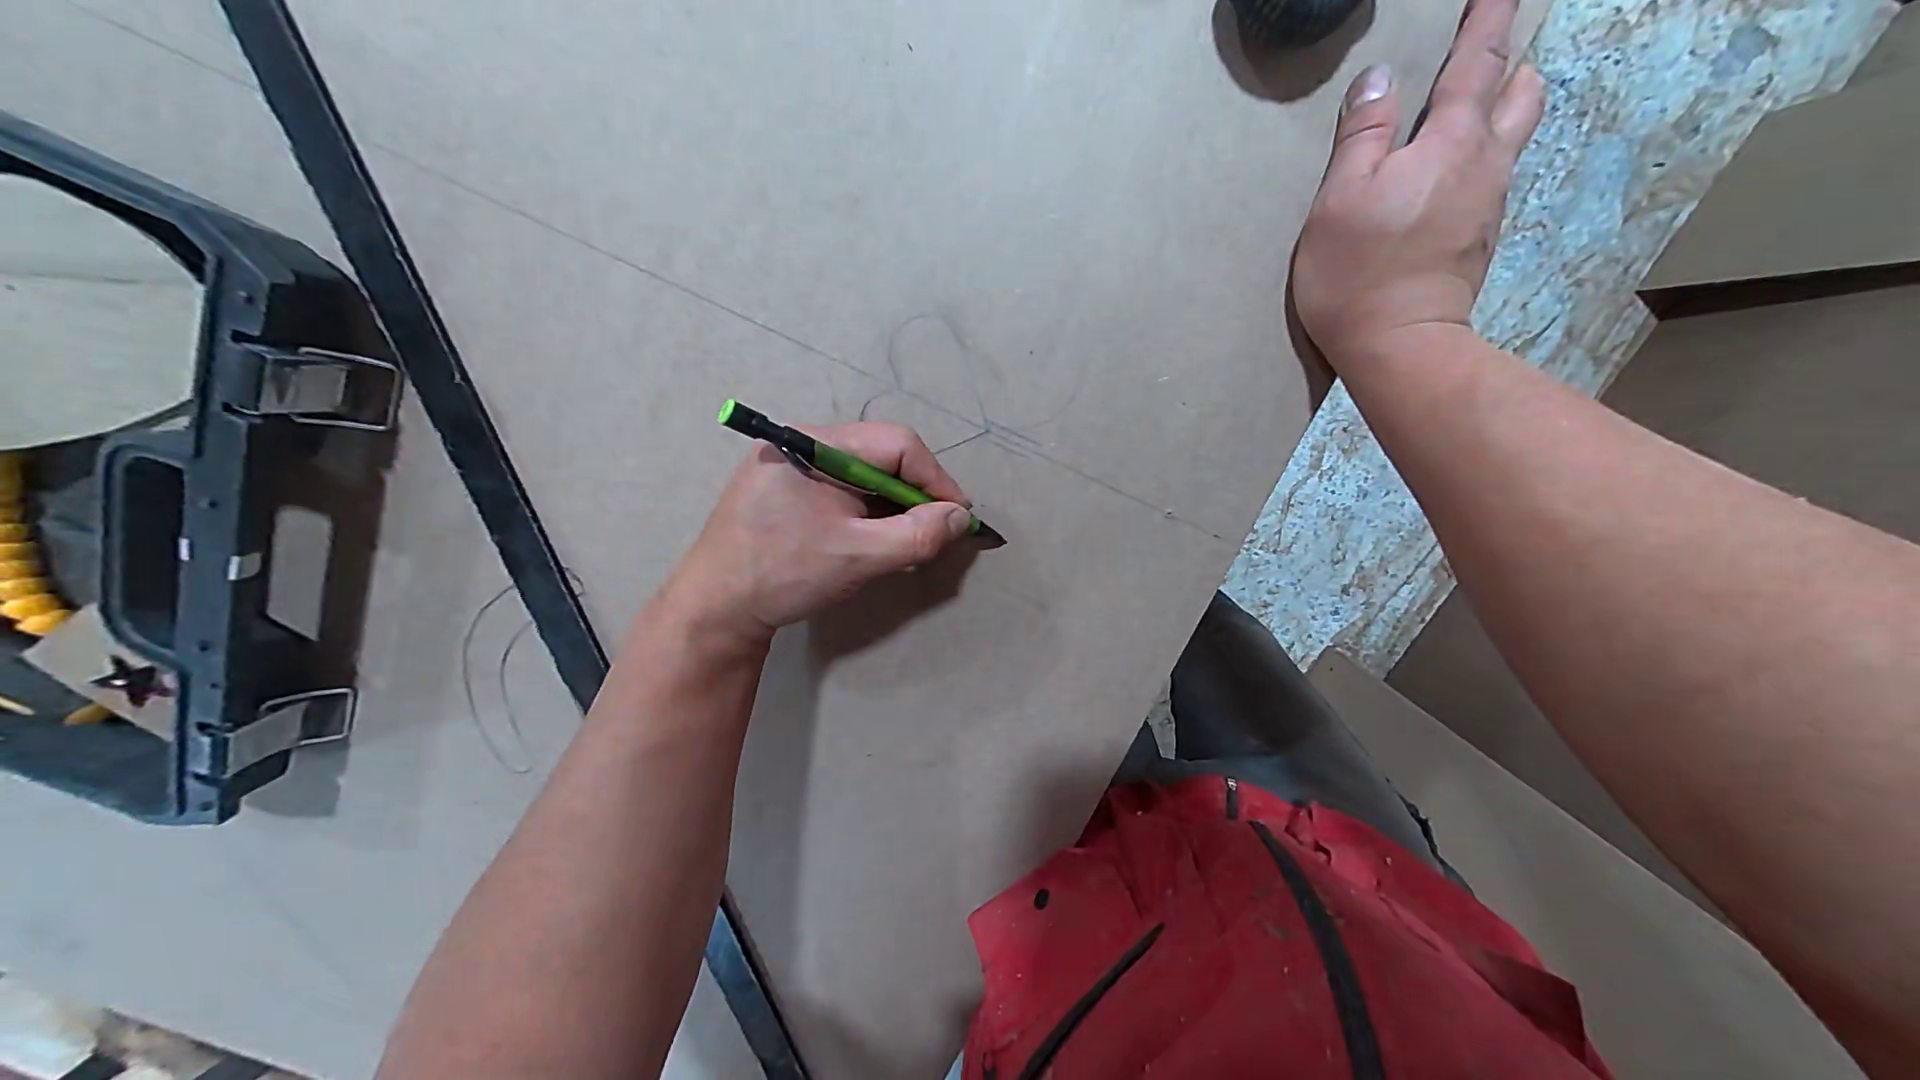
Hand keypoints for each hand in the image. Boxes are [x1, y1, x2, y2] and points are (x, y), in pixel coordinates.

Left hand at [663, 422, 974, 644]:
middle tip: (936, 532)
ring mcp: (790, 465)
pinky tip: (875, 539)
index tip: (959, 517)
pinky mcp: (786, 490)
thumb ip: (917, 534)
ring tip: (907, 541)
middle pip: (881, 455)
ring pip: (864, 474)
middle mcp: (801, 443)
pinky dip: (868, 512)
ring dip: (893, 505)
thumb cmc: (783, 575)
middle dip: (915, 494)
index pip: (896, 444)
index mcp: (813, 443)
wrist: (715, 610)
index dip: (935, 479)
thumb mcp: (859, 556)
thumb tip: (961, 517)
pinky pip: (842, 489)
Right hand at [1291, 0, 1544, 365]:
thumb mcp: (1339, 200)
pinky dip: (1484, 155)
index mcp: (1449, 144)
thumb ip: (1362, 136)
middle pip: (1519, 93)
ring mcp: (1488, 204)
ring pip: (1513, 135)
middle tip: (1494, 53)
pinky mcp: (1479, 239)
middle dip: (1511, 64)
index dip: (1488, 20)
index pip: (1477, 64)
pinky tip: (1454, 174)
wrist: (1398, 344)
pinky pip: (1493, 176)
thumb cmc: (1356, 273)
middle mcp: (1484, 164)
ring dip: (1505, 108)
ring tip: (1481, 107)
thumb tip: (1379, 78)